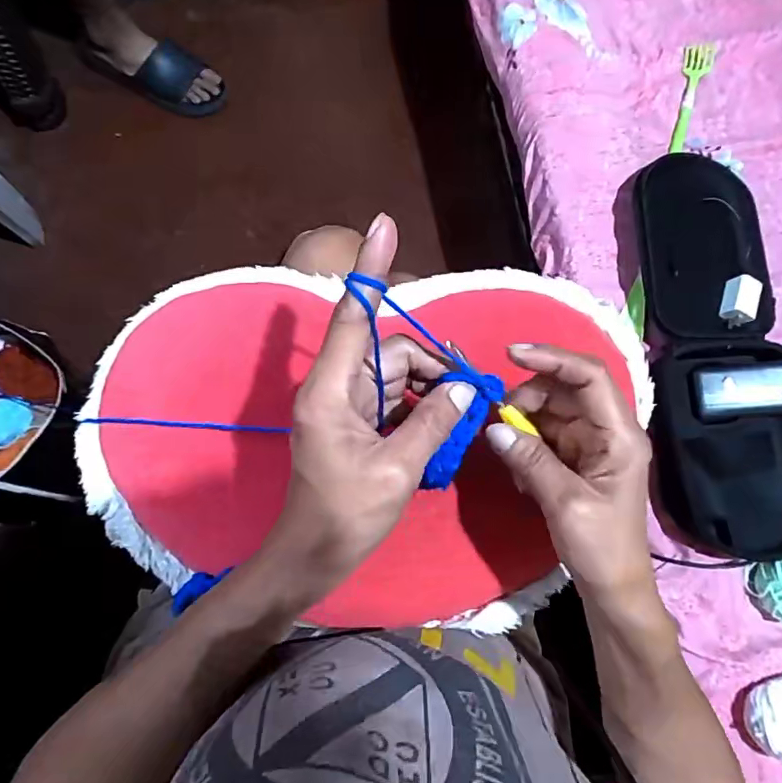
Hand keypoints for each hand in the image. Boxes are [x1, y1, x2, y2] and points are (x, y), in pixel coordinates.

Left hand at [258, 215, 474, 604]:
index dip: (370, 268)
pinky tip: (442, 429)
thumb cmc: (346, 516)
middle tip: (470, 395)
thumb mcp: (398, 468)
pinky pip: (393, 400)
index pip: (354, 315)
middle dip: (432, 365)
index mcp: (332, 390)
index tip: (383, 224)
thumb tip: (464, 388)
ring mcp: (344, 406)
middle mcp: (335, 388)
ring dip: (430, 390)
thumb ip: (433, 420)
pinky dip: (419, 408)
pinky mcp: (354, 424)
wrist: (311, 557)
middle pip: (390, 351)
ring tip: (460, 417)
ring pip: (396, 376)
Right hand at [483, 344, 653, 596]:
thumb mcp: (565, 503)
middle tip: (499, 416)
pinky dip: (526, 442)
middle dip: (529, 394)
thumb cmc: (601, 547)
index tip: (513, 354)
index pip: (590, 377)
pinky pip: (546, 435)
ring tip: (506, 448)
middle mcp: (608, 431)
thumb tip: (494, 428)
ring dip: (523, 420)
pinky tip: (517, 467)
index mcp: (620, 436)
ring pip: (552, 410)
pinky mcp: (576, 459)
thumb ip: (530, 461)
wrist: (613, 588)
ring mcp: (591, 444)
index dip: (553, 358)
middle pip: (567, 389)